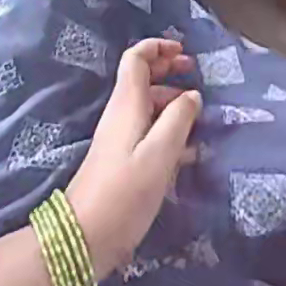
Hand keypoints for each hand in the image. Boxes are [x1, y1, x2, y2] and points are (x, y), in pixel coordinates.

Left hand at [65, 39, 200, 277]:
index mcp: (128, 103)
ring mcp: (120, 137)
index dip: (158, 47)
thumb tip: (192, 95)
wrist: (84, 238)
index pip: (136, 58)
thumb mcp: (160, 154)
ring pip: (149, 105)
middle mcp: (122, 113)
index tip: (183, 52)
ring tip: (201, 115)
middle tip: (195, 73)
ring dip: (173, 102)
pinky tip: (189, 149)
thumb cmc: (124, 192)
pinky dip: (169, 129)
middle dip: (168, 69)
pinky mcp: (122, 159)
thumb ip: (179, 119)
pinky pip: (148, 130)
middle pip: (143, 77)